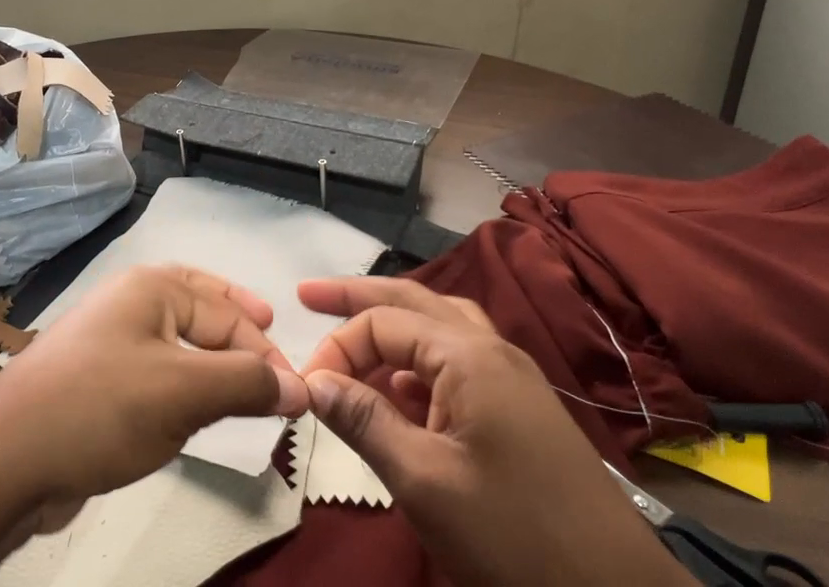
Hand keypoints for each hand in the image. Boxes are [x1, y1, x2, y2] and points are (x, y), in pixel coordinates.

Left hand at [0, 265, 309, 513]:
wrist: (6, 460)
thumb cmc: (100, 410)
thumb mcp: (183, 392)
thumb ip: (245, 383)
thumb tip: (299, 386)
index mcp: (149, 288)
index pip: (227, 314)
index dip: (266, 352)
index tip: (299, 397)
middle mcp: (128, 304)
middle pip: (200, 310)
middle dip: (239, 335)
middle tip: (273, 357)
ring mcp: (107, 342)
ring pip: (176, 343)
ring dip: (212, 363)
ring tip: (242, 387)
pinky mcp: (96, 382)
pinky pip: (154, 373)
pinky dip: (182, 386)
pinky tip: (192, 410)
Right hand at [299, 277, 694, 586]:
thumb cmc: (512, 533)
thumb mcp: (423, 480)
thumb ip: (364, 420)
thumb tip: (313, 380)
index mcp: (470, 356)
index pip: (383, 322)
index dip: (337, 347)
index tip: (307, 389)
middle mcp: (493, 352)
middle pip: (415, 302)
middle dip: (359, 297)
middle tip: (309, 294)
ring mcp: (513, 380)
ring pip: (441, 328)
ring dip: (394, 326)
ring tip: (352, 334)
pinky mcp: (521, 412)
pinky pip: (459, 365)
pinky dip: (419, 364)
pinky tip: (399, 392)